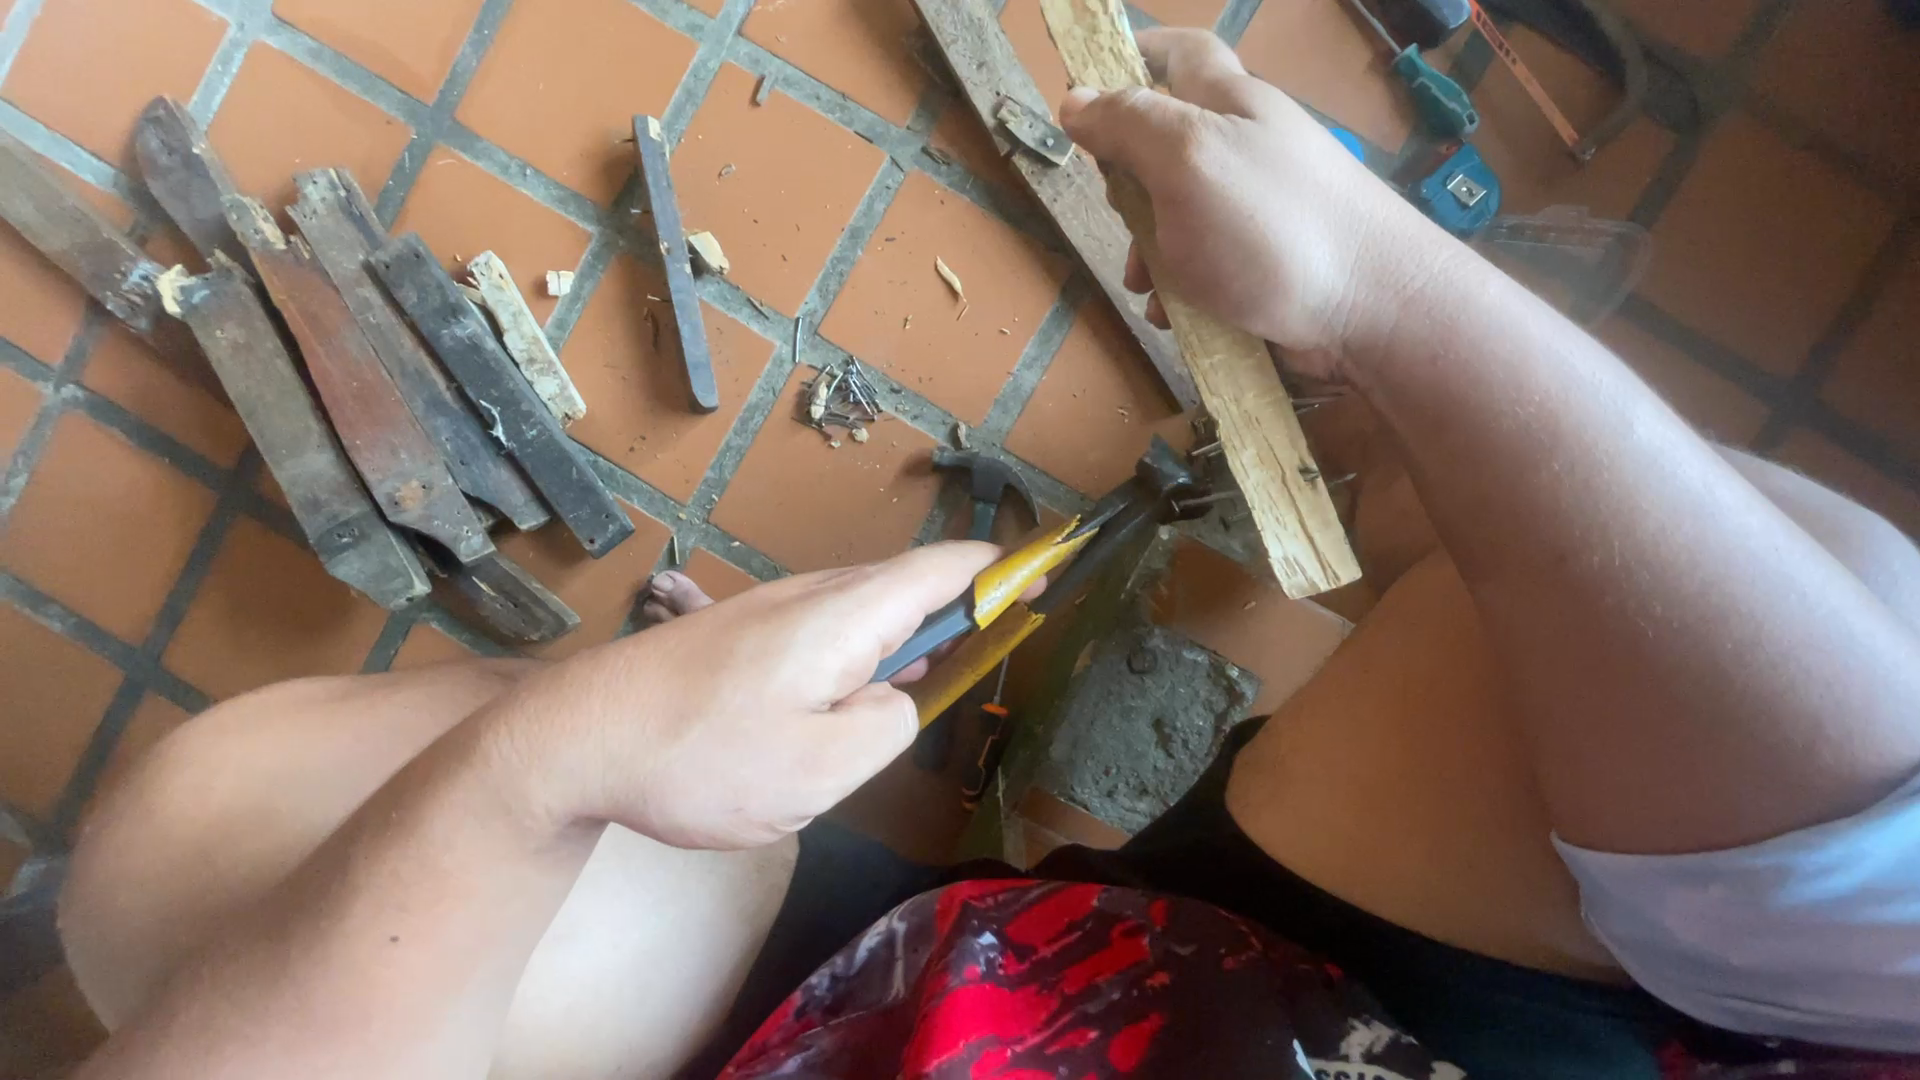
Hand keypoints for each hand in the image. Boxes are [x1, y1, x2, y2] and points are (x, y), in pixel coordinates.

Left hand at [481, 543, 1004, 850]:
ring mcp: (776, 608)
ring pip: (868, 612)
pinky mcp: (748, 631)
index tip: (1043, 578)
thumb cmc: (701, 757)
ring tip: (927, 682)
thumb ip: (887, 729)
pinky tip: (855, 691)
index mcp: (848, 615)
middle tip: (990, 650)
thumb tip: (899, 701)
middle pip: (910, 586)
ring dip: (909, 640)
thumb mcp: (818, 772)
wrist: (576, 736)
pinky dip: (865, 652)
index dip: (1002, 572)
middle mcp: (816, 595)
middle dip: (959, 613)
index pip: (945, 569)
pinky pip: (830, 629)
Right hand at [1058, 28, 1448, 374]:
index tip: (1088, 90)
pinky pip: (1203, 269)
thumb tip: (1076, 99)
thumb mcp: (1187, 160)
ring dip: (1149, 252)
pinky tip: (1175, 314)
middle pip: (1166, 148)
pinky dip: (1180, 289)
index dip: (1134, 58)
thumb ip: (1131, 126)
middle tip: (1121, 215)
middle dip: (1129, 185)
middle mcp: (1245, 149)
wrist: (1367, 309)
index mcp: (1230, 106)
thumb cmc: (1270, 227)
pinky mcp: (1262, 264)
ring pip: (1178, 219)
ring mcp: (1256, 210)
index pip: (1180, 55)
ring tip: (1145, 287)